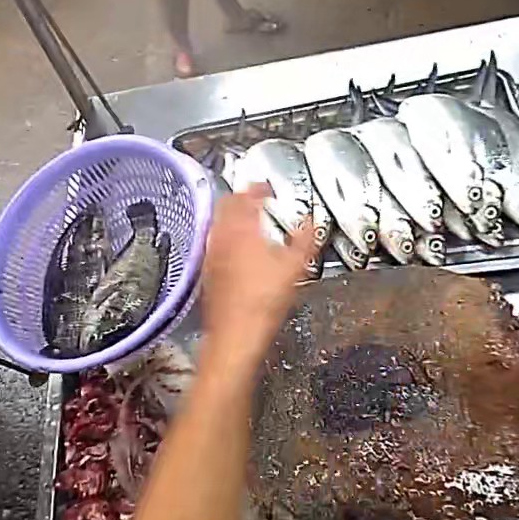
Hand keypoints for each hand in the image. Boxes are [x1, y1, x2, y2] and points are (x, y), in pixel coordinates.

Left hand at [199, 185, 316, 362]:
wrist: (235, 333)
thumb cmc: (264, 300)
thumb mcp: (295, 267)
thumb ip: (305, 239)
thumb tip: (312, 221)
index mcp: (243, 230)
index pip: (246, 197)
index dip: (257, 188)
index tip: (265, 186)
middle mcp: (222, 238)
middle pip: (225, 207)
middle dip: (239, 199)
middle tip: (252, 198)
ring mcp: (211, 255)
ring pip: (217, 225)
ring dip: (230, 218)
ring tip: (244, 219)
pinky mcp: (207, 272)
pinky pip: (214, 244)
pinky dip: (224, 238)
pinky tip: (233, 249)